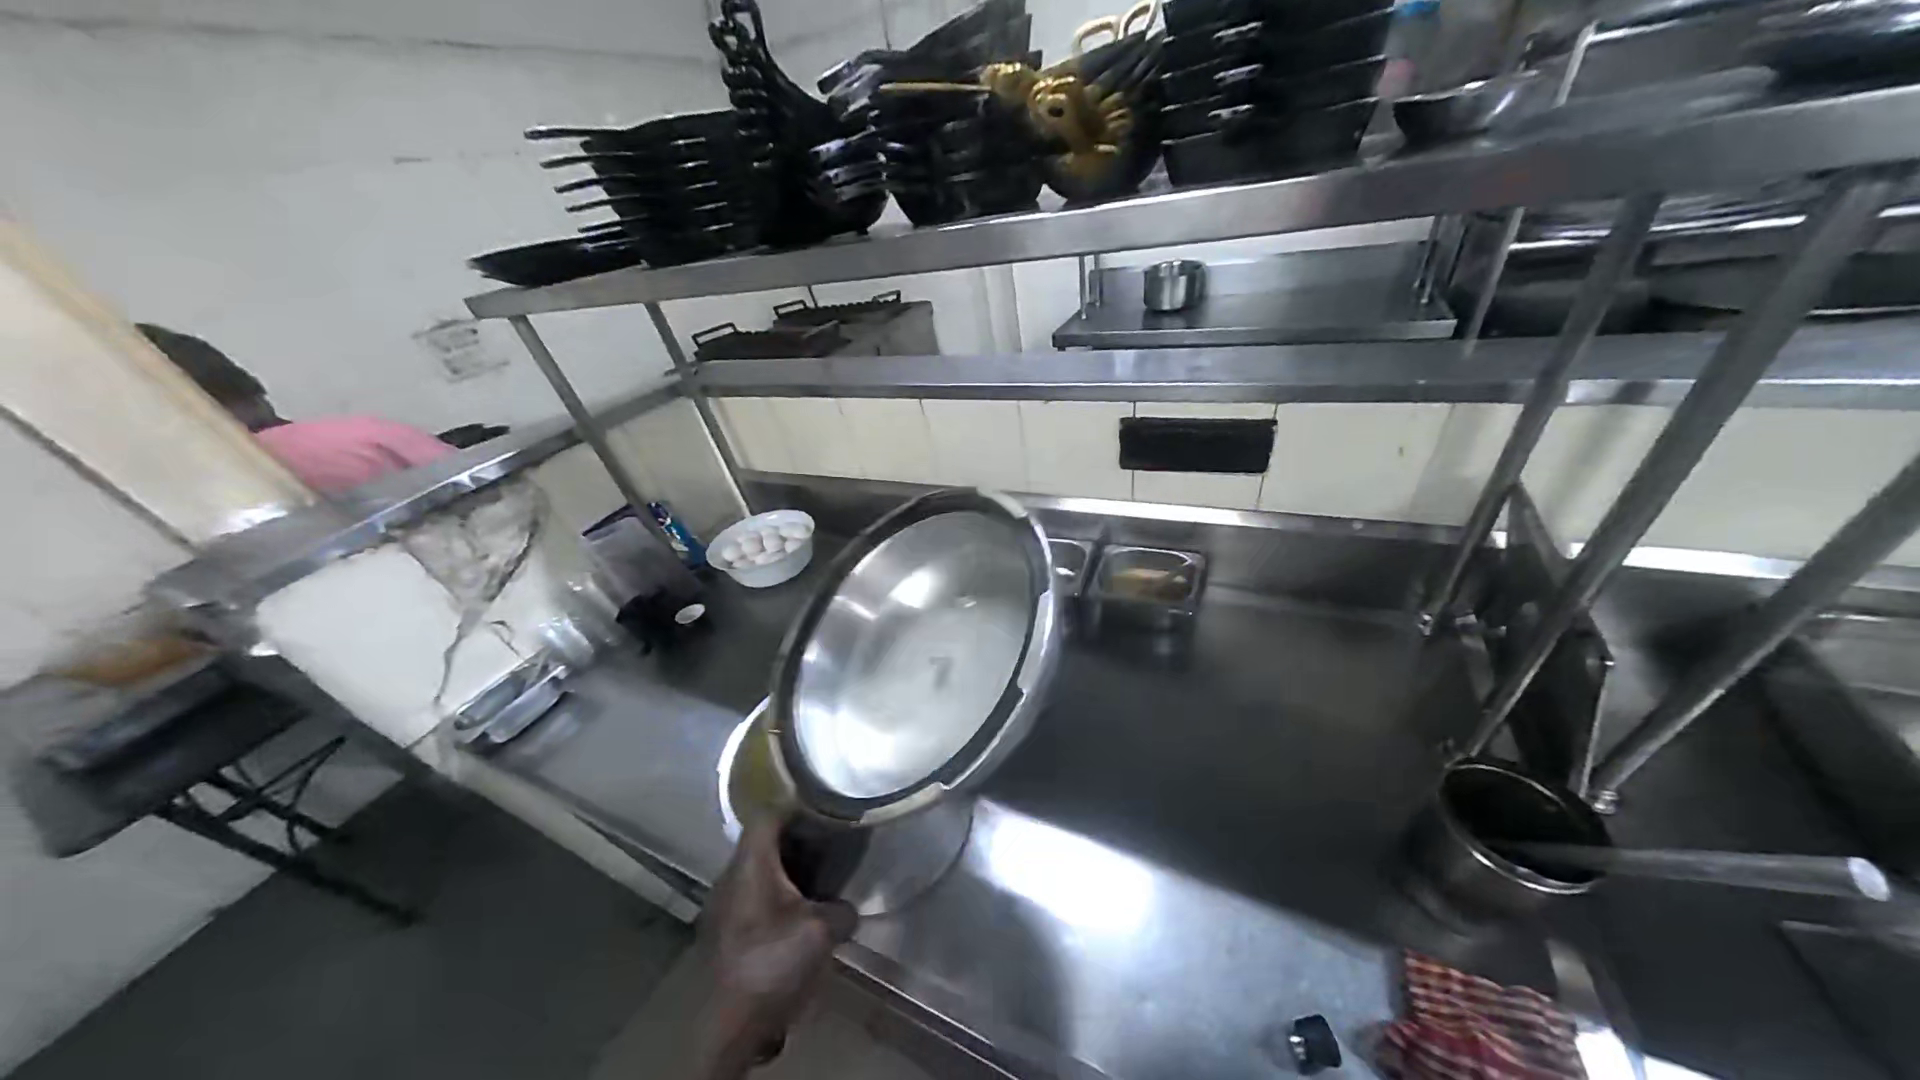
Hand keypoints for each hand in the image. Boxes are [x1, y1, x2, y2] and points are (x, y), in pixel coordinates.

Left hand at [695, 818, 857, 1072]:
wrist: (728, 1024)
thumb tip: (848, 908)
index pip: (768, 814)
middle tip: (827, 846)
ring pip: (755, 872)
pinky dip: (773, 897)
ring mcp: (720, 906)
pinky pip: (750, 898)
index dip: (795, 807)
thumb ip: (842, 910)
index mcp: (750, 865)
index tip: (822, 811)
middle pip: (762, 842)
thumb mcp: (822, 932)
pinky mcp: (721, 933)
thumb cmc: (772, 963)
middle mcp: (729, 877)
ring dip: (783, 872)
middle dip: (794, 841)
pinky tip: (794, 918)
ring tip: (815, 882)